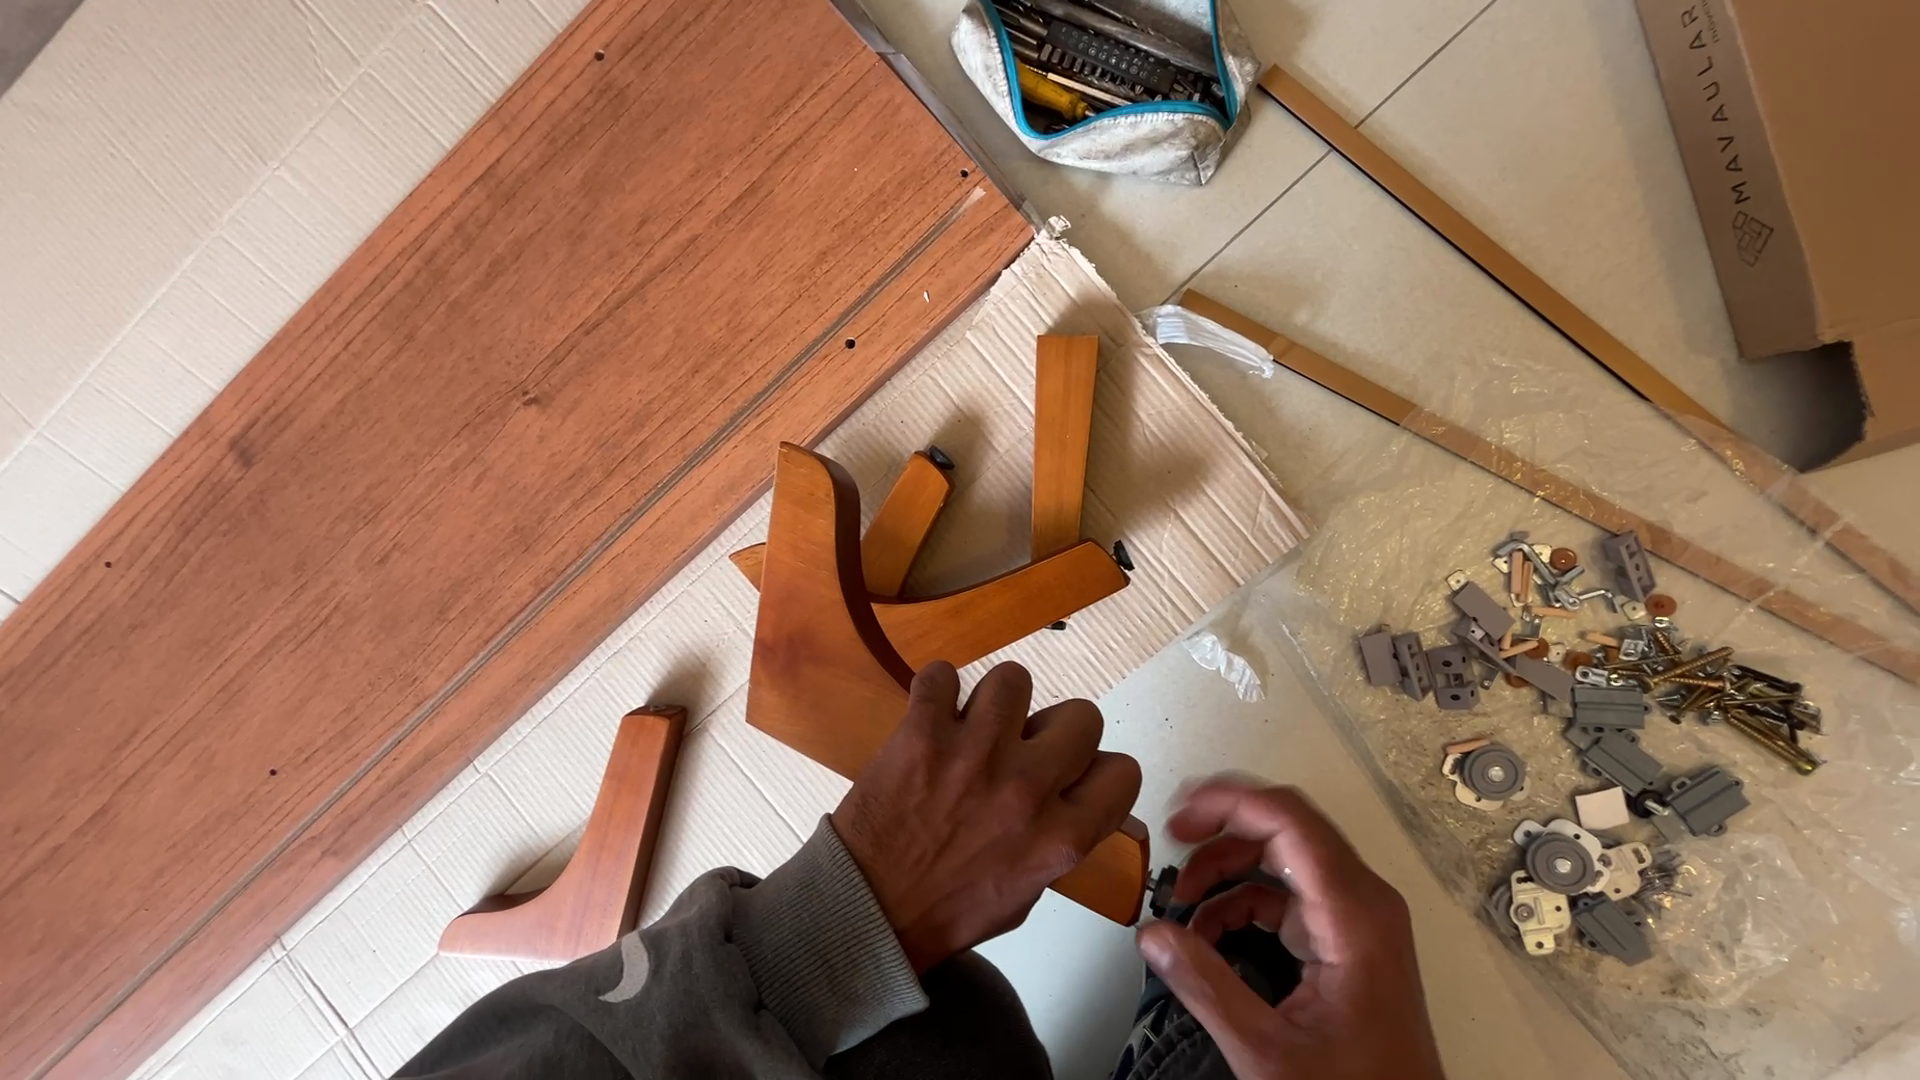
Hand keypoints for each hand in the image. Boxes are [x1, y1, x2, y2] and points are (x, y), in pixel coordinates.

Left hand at [831, 661, 1141, 972]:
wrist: (870, 911)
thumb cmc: (949, 909)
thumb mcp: (1026, 893)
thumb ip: (1059, 842)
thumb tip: (1074, 797)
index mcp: (1060, 837)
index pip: (1122, 771)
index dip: (1097, 768)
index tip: (1070, 772)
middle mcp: (1028, 788)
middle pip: (1082, 715)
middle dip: (1054, 727)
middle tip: (1022, 745)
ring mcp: (976, 754)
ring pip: (1015, 679)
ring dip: (996, 701)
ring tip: (972, 724)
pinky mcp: (924, 733)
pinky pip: (942, 675)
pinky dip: (936, 687)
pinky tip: (932, 712)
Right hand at [1134, 778, 1444, 1079]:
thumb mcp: (1269, 1051)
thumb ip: (1205, 986)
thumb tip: (1152, 933)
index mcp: (1354, 914)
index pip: (1288, 820)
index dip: (1229, 802)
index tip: (1179, 813)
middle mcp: (1362, 899)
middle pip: (1283, 827)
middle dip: (1220, 829)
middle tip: (1172, 843)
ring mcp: (1356, 914)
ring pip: (1281, 855)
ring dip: (1226, 865)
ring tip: (1183, 897)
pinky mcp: (1345, 934)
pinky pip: (1285, 890)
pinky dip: (1242, 898)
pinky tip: (1209, 929)